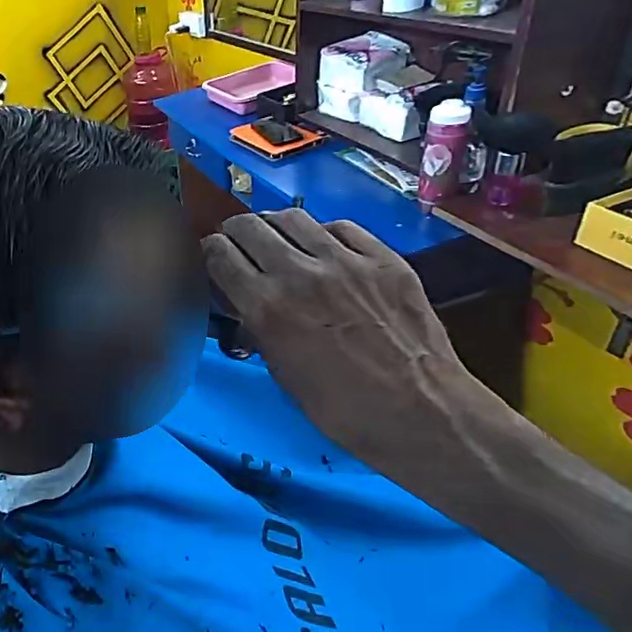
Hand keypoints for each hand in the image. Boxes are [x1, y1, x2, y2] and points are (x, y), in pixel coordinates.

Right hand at [203, 210, 519, 492]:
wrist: (424, 413)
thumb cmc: (344, 409)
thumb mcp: (282, 371)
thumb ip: (258, 327)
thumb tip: (245, 303)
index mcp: (266, 307)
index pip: (218, 254)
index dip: (207, 252)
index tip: (211, 258)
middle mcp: (298, 274)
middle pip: (248, 226)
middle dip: (234, 234)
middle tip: (238, 245)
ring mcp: (345, 261)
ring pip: (291, 218)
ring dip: (274, 226)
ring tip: (277, 239)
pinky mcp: (383, 258)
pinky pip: (340, 227)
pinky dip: (322, 234)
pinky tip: (325, 248)